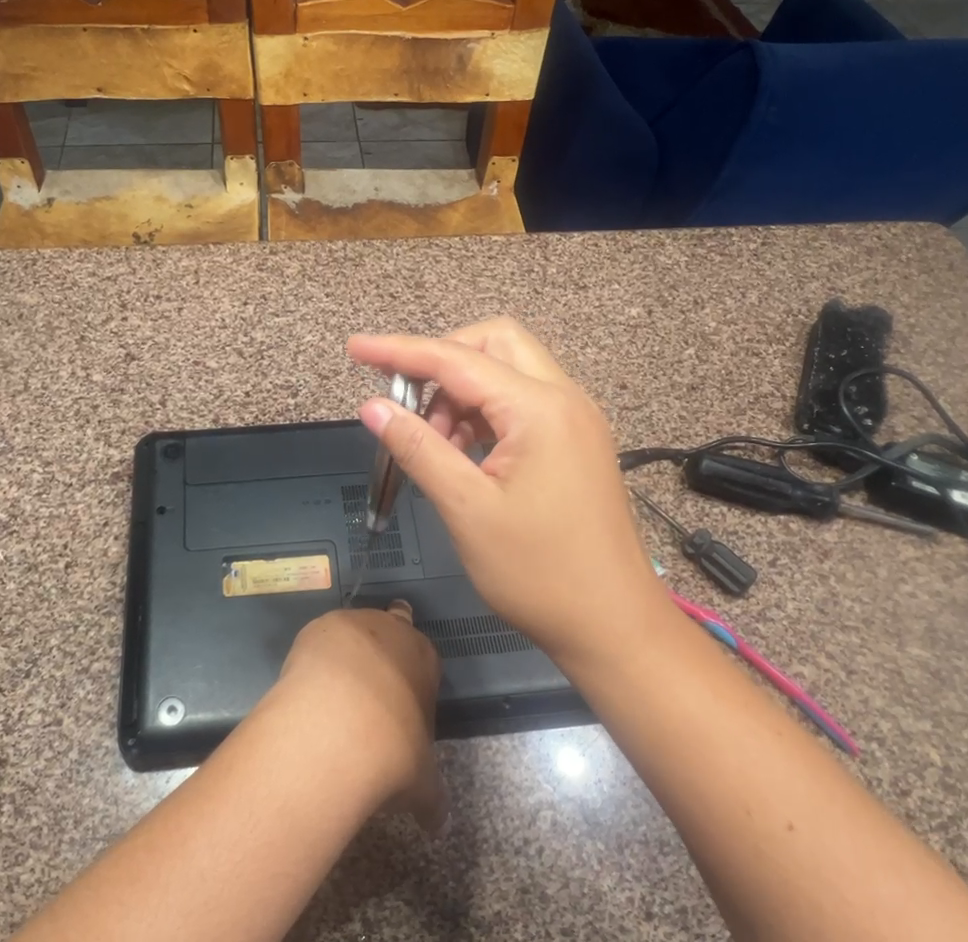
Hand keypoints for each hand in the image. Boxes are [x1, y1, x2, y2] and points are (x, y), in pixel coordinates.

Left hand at [260, 602, 444, 829]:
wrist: (337, 729)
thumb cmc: (394, 750)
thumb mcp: (422, 782)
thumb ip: (431, 798)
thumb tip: (437, 824)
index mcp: (425, 659)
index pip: (423, 660)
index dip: (411, 683)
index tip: (399, 708)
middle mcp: (391, 631)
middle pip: (387, 636)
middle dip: (379, 662)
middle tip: (366, 700)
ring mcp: (350, 626)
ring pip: (350, 638)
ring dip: (343, 662)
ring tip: (331, 702)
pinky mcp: (312, 630)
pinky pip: (316, 646)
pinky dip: (312, 667)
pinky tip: (307, 696)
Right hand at [346, 318, 666, 664]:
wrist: (613, 624)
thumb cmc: (538, 572)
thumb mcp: (467, 509)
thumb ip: (418, 448)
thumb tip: (372, 405)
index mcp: (539, 408)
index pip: (457, 358)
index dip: (400, 351)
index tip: (354, 348)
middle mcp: (564, 399)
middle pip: (495, 342)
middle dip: (442, 358)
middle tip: (405, 401)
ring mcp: (575, 420)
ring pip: (509, 371)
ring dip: (462, 391)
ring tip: (430, 441)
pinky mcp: (577, 444)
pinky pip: (523, 403)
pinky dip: (485, 413)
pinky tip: (460, 452)